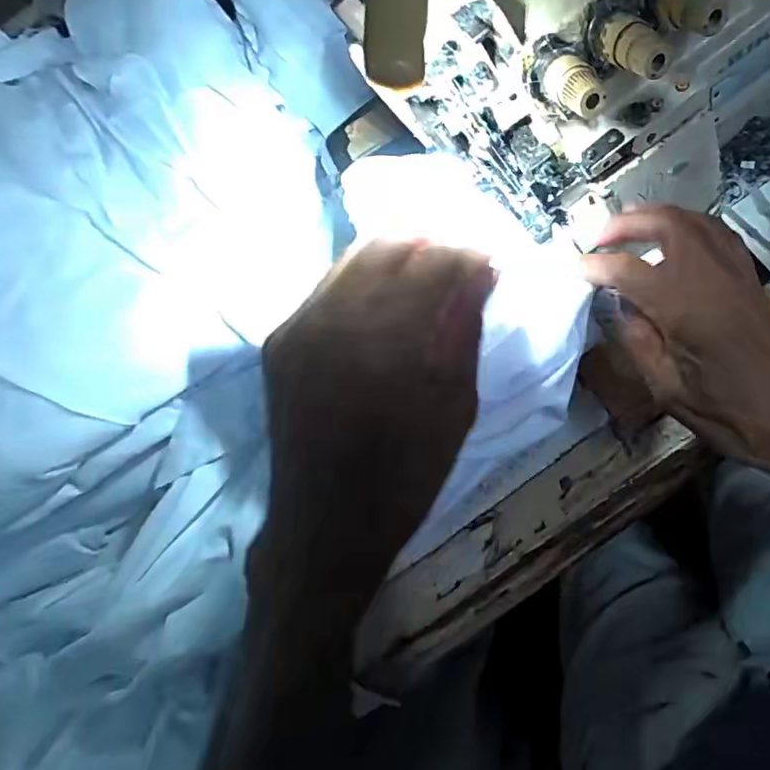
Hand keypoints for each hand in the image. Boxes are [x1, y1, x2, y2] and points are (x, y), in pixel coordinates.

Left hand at [257, 239, 495, 609]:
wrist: (325, 525)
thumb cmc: (406, 475)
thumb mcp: (456, 405)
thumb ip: (465, 328)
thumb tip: (483, 270)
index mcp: (387, 339)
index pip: (434, 262)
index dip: (468, 257)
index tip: (489, 267)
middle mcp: (335, 317)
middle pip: (392, 245)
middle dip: (434, 247)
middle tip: (460, 269)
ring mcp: (299, 324)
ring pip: (355, 256)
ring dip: (398, 256)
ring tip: (426, 276)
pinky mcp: (280, 338)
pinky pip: (329, 285)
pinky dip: (364, 279)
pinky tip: (385, 300)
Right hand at [581, 206, 769, 484]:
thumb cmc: (722, 409)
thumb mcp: (663, 384)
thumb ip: (634, 336)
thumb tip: (617, 302)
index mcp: (681, 304)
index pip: (627, 269)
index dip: (597, 266)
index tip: (578, 269)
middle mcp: (707, 274)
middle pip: (664, 223)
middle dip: (626, 223)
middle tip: (601, 237)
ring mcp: (732, 269)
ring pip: (693, 219)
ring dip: (657, 216)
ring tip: (632, 226)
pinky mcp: (748, 275)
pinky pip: (716, 232)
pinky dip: (689, 224)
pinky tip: (677, 236)